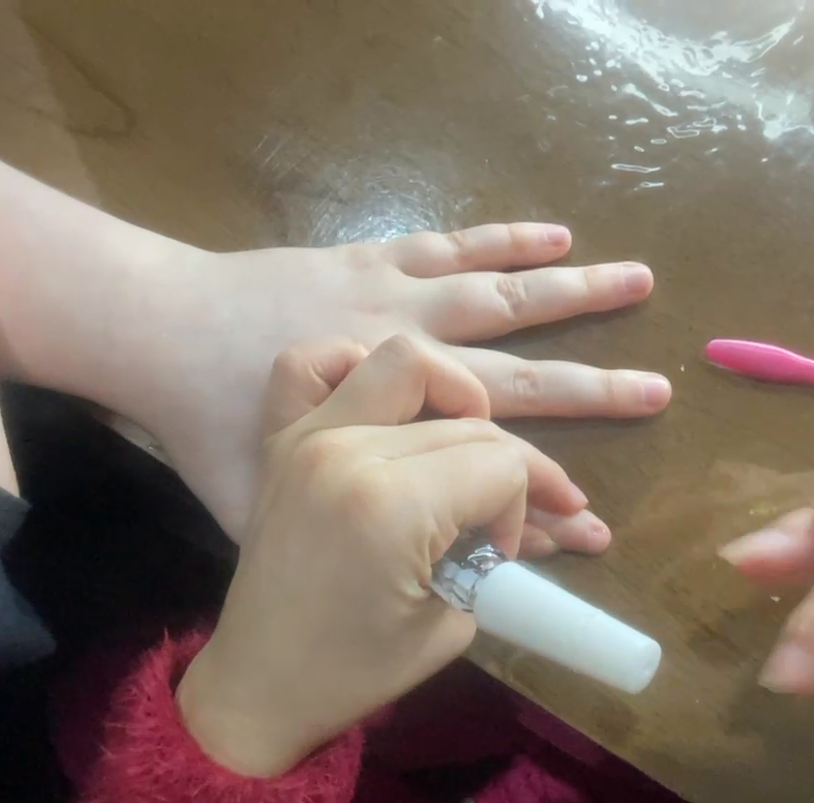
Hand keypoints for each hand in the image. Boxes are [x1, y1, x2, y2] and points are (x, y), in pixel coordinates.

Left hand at [115, 224, 666, 548]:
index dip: (536, 506)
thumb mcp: (300, 553)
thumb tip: (500, 557)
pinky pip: (446, 251)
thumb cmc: (216, 463)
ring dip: (574, 294)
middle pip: (520, 383)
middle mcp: (400, 381)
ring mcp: (386, 312)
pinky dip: (502, 242)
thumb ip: (405, 557)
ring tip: (638, 282)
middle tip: (660, 391)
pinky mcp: (365, 269)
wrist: (153, 343)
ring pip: (498, 300)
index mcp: (387, 468)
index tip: (560, 531)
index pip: (500, 472)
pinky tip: (551, 235)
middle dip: (597, 392)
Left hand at [176, 335, 567, 776]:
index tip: (497, 557)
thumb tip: (545, 518)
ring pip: (405, 363)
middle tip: (503, 518)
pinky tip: (387, 406)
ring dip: (452, 393)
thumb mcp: (449, 623)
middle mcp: (347, 449)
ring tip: (468, 438)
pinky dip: (353, 366)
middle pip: (467, 420)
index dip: (521, 510)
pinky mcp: (280, 440)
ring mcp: (306, 436)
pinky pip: (311, 364)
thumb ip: (497, 554)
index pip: (500, 465)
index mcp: (392, 504)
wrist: (260, 684)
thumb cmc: (353, 673)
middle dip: (508, 467)